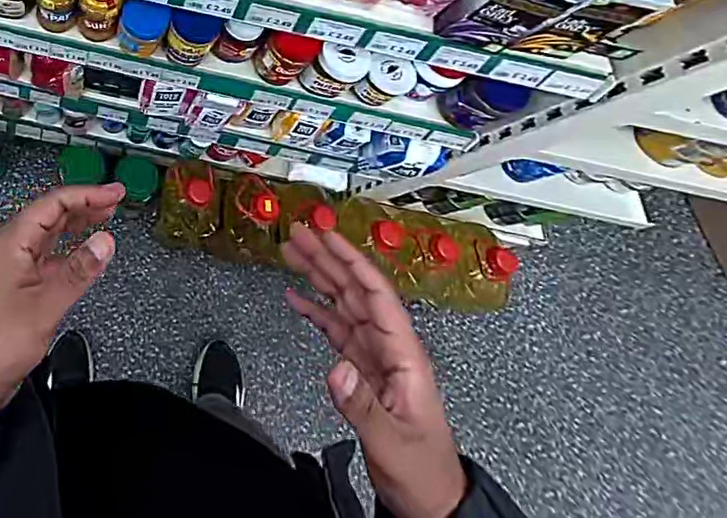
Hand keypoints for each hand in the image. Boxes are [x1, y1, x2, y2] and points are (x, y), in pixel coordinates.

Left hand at [0, 183, 124, 429]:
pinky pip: (51, 251)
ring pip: (52, 230)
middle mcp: (13, 248)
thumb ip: (79, 271)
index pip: (55, 202)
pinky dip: (72, 245)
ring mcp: (16, 264)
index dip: (87, 194)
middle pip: (53, 211)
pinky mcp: (22, 282)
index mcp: (14, 242)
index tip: (112, 193)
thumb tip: (105, 242)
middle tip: (115, 198)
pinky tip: (86, 250)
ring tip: (106, 215)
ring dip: (80, 220)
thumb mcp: (45, 306)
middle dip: (86, 202)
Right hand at [281, 225, 466, 517]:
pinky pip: (336, 329)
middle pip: (355, 290)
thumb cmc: (424, 471)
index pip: (375, 293)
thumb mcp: (392, 441)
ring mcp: (374, 356)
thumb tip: (336, 368)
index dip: (351, 260)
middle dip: (327, 258)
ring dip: (319, 276)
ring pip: (343, 303)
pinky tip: (298, 298)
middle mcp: (389, 346)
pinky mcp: (362, 369)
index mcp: (403, 353)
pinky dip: (316, 310)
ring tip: (294, 254)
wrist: (431, 500)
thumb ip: (362, 404)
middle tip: (300, 235)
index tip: (329, 237)